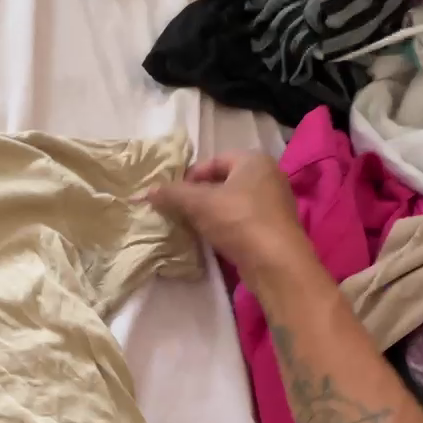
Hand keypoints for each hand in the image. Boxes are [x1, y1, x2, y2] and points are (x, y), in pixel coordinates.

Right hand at [144, 151, 323, 282]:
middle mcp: (267, 176)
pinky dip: (224, 228)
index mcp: (253, 160)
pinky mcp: (271, 229)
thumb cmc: (239, 220)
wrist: (274, 261)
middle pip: (223, 182)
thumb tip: (148, 191)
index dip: (190, 176)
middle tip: (179, 213)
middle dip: (198, 197)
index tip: (173, 195)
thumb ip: (173, 195)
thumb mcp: (199, 204)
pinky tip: (212, 242)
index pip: (214, 160)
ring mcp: (272, 204)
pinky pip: (241, 222)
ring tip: (192, 229)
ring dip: (210, 215)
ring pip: (231, 204)